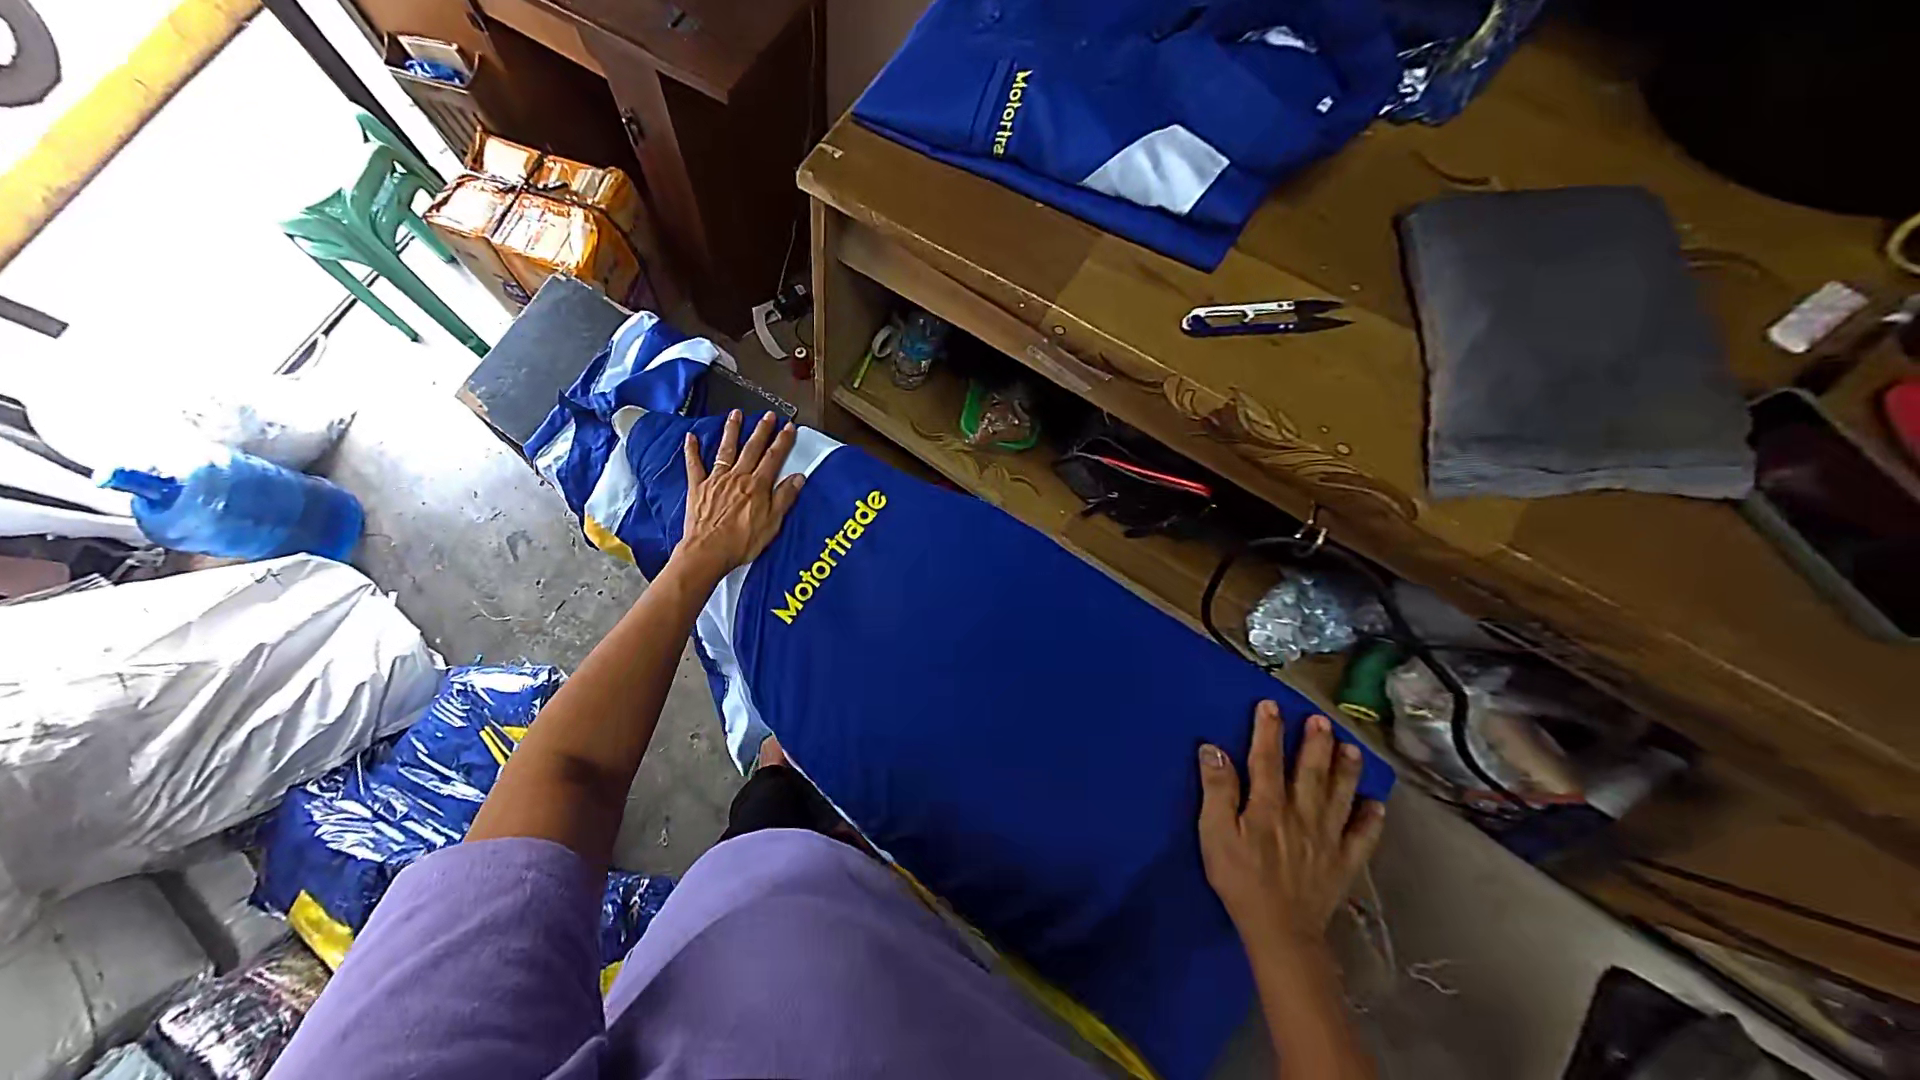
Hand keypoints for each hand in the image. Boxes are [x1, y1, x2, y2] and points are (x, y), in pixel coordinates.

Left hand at [670, 410, 804, 584]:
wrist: (708, 551)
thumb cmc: (741, 542)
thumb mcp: (772, 523)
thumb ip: (784, 497)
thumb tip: (798, 478)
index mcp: (757, 485)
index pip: (774, 457)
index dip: (783, 441)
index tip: (789, 427)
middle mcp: (737, 477)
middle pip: (752, 448)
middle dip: (762, 430)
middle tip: (767, 415)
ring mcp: (716, 480)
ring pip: (726, 449)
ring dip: (732, 430)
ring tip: (736, 414)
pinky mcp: (698, 487)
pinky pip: (695, 464)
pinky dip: (692, 450)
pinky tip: (691, 437)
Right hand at [1198, 703, 1385, 950]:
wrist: (1280, 930)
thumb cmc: (1239, 878)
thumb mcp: (1215, 833)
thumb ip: (1217, 790)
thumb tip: (1213, 749)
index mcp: (1268, 804)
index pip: (1267, 758)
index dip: (1268, 730)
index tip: (1270, 705)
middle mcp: (1302, 813)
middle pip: (1310, 771)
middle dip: (1315, 742)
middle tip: (1320, 720)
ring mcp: (1328, 837)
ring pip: (1340, 795)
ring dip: (1346, 770)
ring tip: (1351, 748)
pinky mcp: (1344, 862)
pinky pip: (1362, 836)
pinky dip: (1371, 819)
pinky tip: (1376, 805)